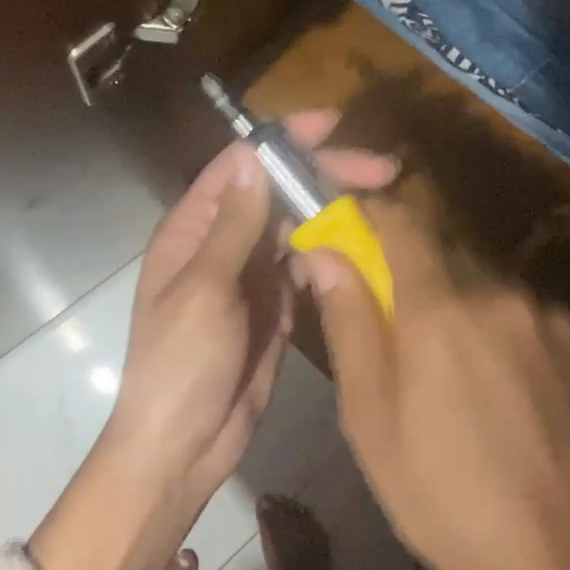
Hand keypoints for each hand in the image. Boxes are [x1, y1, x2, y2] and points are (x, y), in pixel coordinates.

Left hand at [109, 110, 399, 494]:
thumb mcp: (203, 290)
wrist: (184, 443)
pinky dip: (334, 253)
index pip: (239, 165)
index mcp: (190, 230)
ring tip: (388, 202)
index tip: (335, 126)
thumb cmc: (181, 363)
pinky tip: (370, 245)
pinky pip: (306, 268)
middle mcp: (220, 244)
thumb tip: (256, 158)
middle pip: (275, 192)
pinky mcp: (274, 309)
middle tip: (384, 170)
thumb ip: (233, 227)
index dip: (283, 140)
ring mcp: (249, 277)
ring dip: (335, 211)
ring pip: (295, 227)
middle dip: (323, 175)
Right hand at [306, 200, 569, 569]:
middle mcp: (508, 296)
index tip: (339, 210)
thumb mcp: (369, 420)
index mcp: (443, 309)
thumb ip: (348, 323)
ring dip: (458, 307)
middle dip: (408, 269)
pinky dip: (501, 335)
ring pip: (489, 287)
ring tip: (449, 377)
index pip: (400, 216)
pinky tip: (501, 397)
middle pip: (444, 250)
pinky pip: (531, 320)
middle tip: (389, 320)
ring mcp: (561, 325)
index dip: (366, 202)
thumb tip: (322, 253)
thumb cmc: (442, 501)